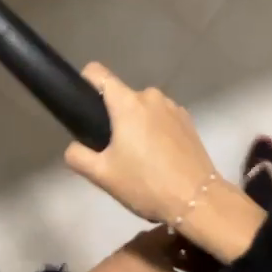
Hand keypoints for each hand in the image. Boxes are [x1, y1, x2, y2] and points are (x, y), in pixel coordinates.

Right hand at [64, 63, 219, 225]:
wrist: (198, 199)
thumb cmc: (146, 184)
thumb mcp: (103, 176)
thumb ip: (79, 157)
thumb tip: (73, 146)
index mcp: (127, 103)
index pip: (98, 72)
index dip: (85, 82)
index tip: (84, 104)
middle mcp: (150, 96)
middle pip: (121, 97)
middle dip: (114, 118)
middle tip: (115, 151)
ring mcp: (172, 106)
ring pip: (143, 108)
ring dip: (137, 125)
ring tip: (141, 159)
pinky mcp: (187, 119)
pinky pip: (161, 117)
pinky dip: (156, 130)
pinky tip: (161, 158)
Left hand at [80, 228, 234, 271]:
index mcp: (161, 233)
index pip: (190, 226)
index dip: (207, 235)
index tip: (224, 244)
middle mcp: (150, 235)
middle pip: (180, 239)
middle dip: (198, 250)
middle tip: (219, 262)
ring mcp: (139, 250)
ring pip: (169, 251)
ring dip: (186, 261)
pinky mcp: (132, 265)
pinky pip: (161, 261)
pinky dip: (174, 268)